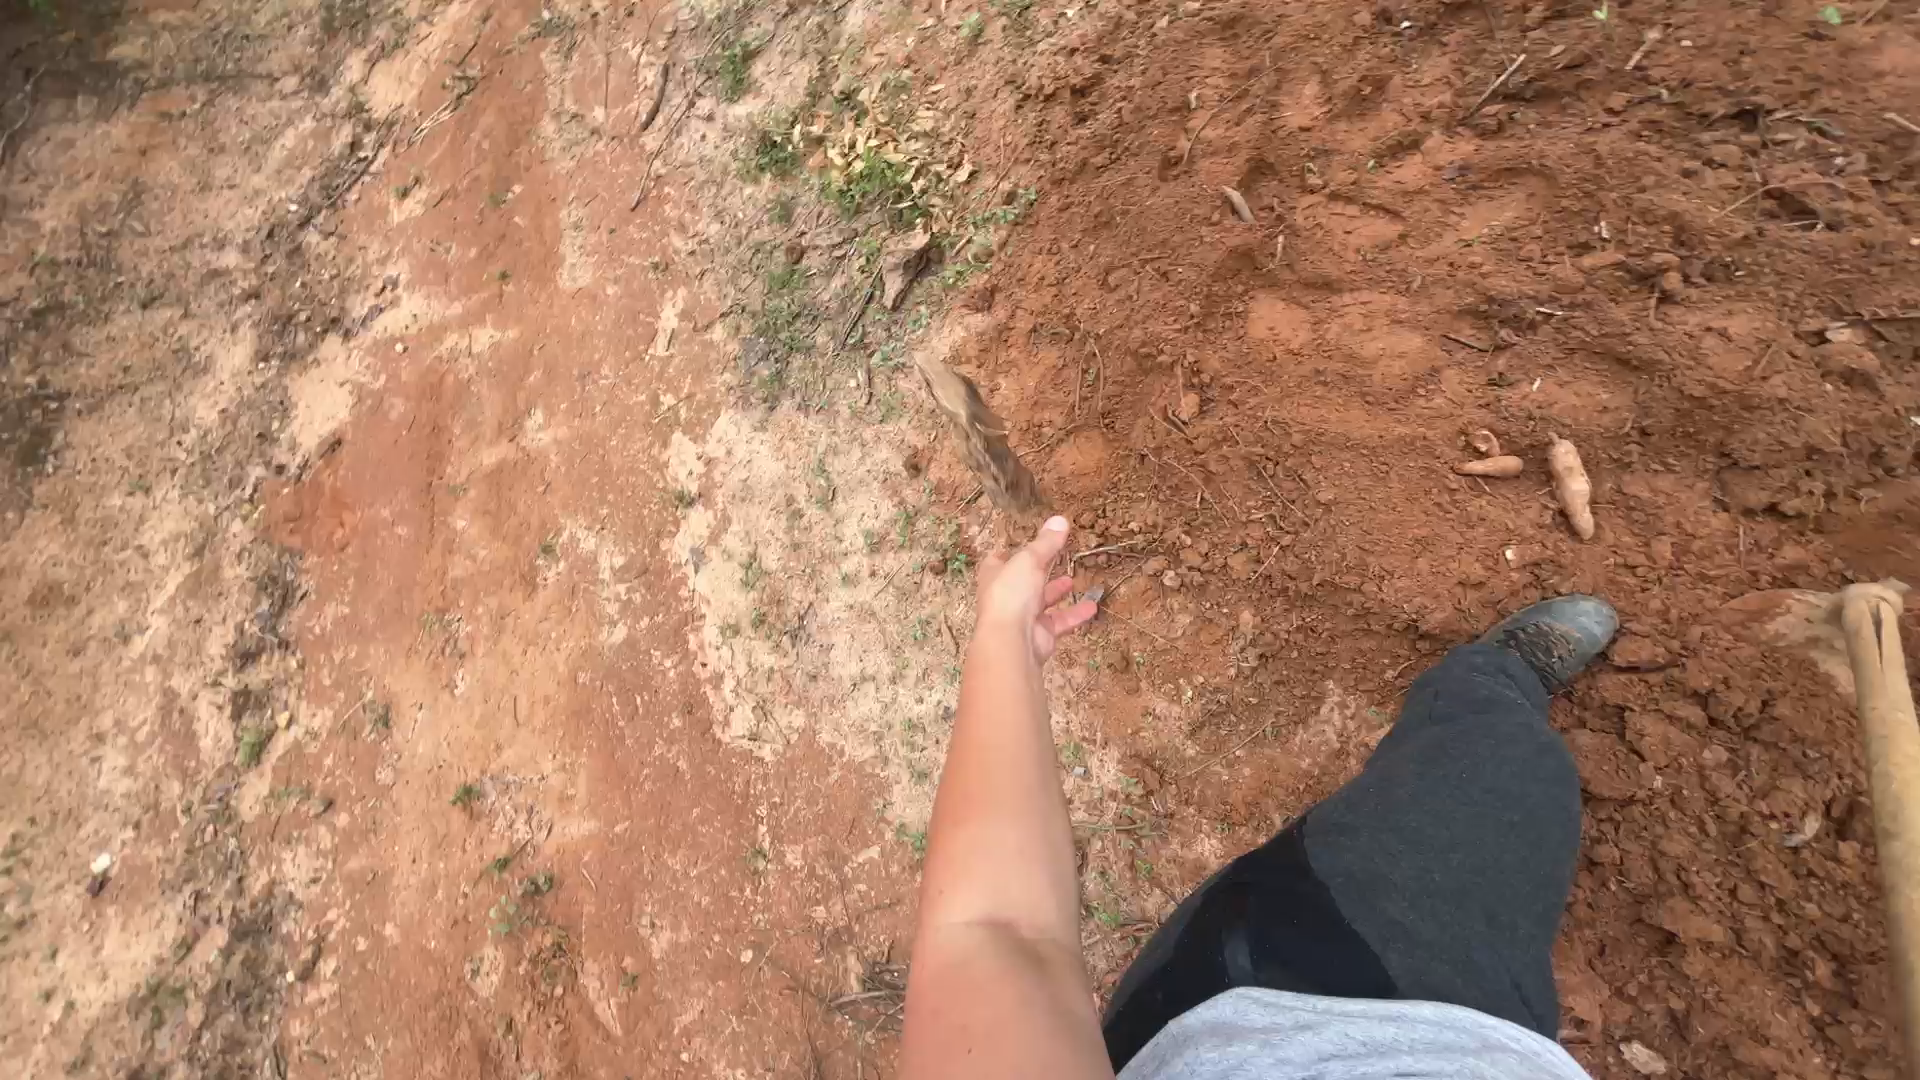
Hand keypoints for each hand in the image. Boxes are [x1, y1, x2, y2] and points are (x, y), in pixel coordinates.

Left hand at [976, 516, 1099, 663]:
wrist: (1011, 640)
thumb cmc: (1011, 593)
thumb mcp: (1029, 560)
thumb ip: (1046, 543)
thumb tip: (1060, 519)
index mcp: (994, 575)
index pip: (997, 561)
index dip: (1007, 552)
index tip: (1019, 545)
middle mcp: (1005, 596)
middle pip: (1023, 581)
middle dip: (1039, 572)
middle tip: (1055, 560)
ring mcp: (1022, 618)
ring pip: (1041, 602)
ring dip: (1056, 592)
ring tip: (1072, 581)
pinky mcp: (1039, 635)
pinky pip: (1059, 622)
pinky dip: (1075, 615)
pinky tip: (1091, 607)